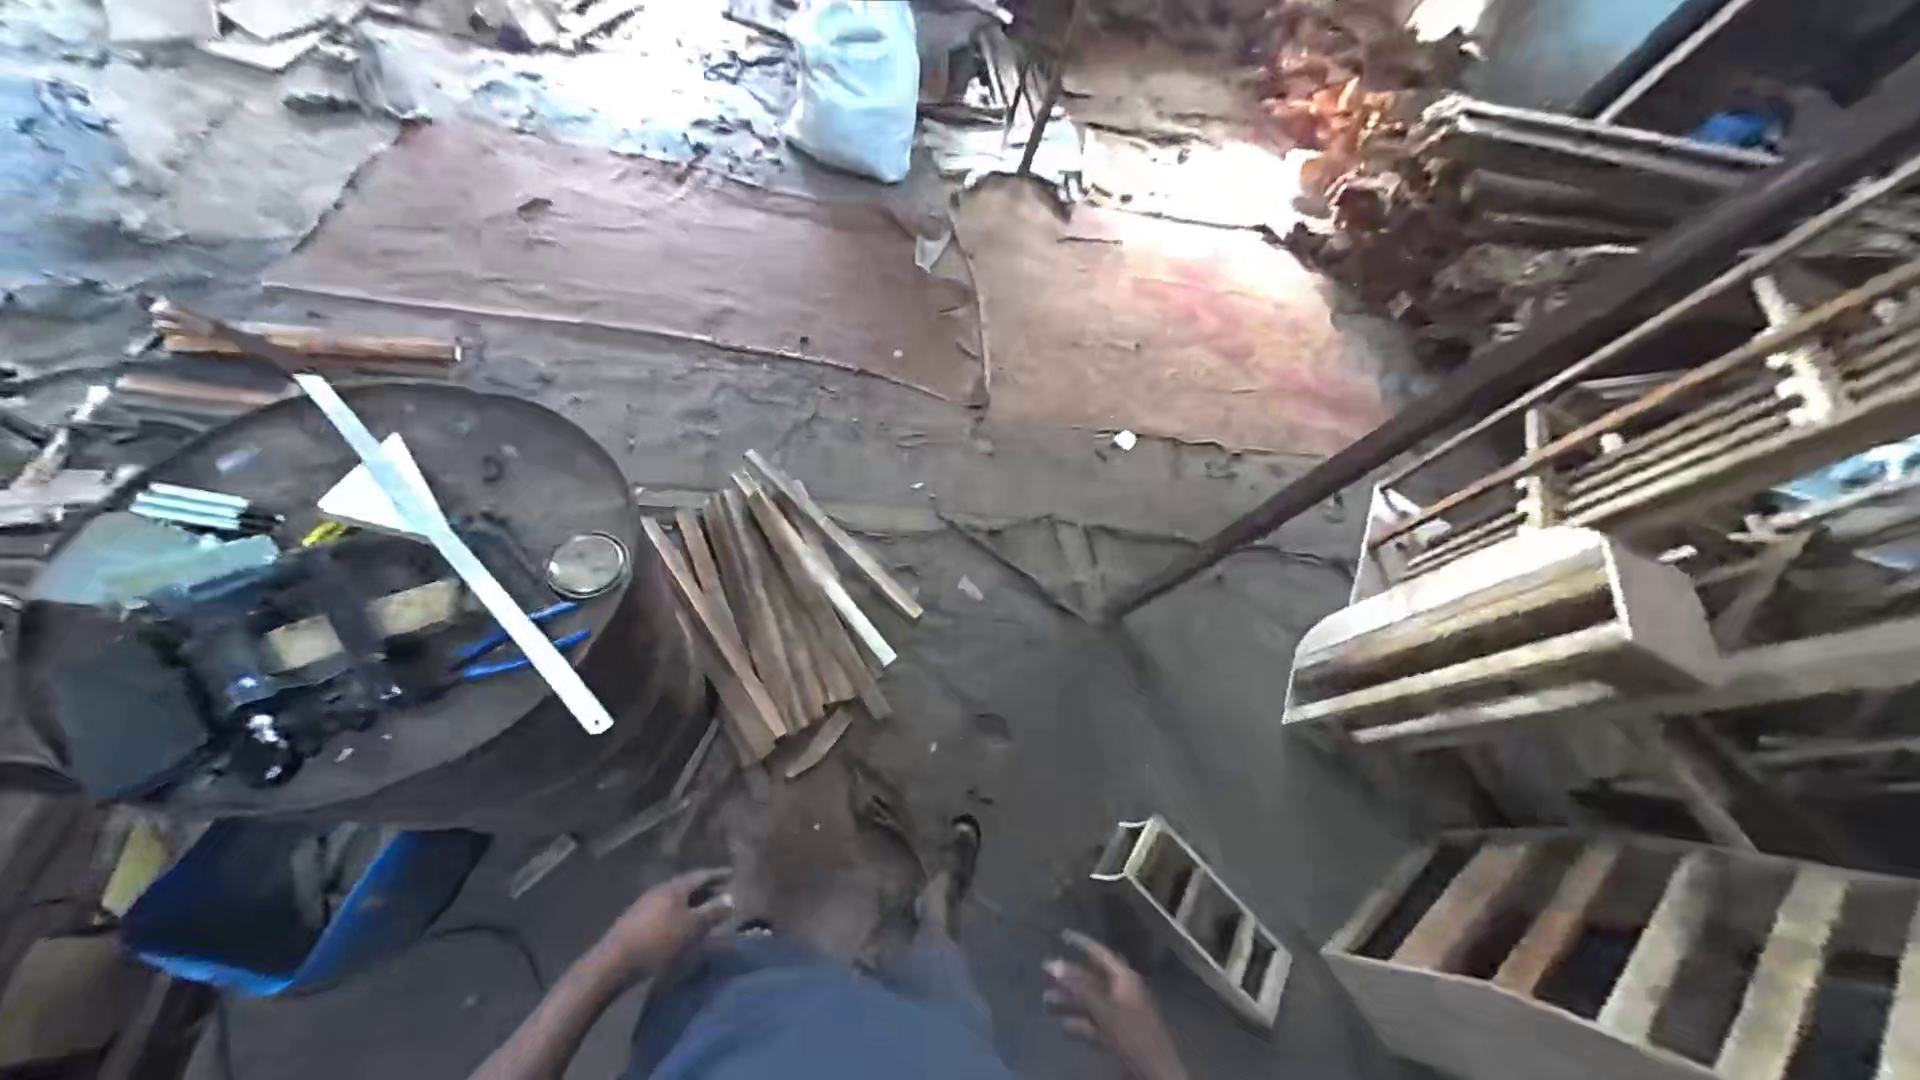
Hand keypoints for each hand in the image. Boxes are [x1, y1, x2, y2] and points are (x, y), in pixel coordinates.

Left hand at [590, 868, 733, 980]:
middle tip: (721, 893)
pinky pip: (665, 910)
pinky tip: (681, 926)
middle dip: (706, 890)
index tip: (731, 873)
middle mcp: (661, 890)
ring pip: (676, 899)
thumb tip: (731, 898)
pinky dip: (679, 913)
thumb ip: (713, 912)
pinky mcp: (636, 921)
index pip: (702, 875)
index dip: (718, 874)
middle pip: (688, 886)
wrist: (612, 963)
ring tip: (704, 911)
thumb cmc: (658, 941)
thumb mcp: (691, 928)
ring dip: (692, 903)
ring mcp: (646, 904)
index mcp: (675, 886)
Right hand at [1043, 931, 1189, 1079]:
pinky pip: (1095, 1022)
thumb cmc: (1132, 1034)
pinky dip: (1080, 1023)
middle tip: (1045, 973)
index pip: (1099, 953)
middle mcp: (1121, 990)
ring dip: (1069, 1001)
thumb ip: (1079, 988)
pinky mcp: (1117, 1034)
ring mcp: (1120, 1013)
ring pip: (1090, 1001)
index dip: (1081, 943)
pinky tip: (1063, 1025)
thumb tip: (1054, 965)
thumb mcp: (1104, 1009)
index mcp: (1123, 978)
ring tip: (1046, 1000)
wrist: (1156, 1074)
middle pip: (1091, 978)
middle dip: (1068, 977)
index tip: (1061, 935)